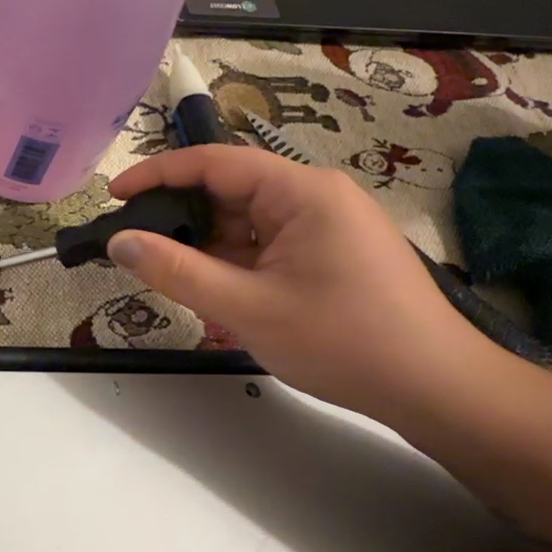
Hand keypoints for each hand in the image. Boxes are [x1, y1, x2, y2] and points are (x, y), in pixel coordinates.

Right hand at [106, 145, 496, 417]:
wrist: (436, 388)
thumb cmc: (342, 340)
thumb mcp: (246, 308)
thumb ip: (176, 271)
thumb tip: (120, 242)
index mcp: (301, 191)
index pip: (214, 162)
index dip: (157, 173)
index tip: (114, 195)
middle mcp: (317, 195)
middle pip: (231, 189)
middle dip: (182, 214)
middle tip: (137, 245)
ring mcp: (329, 224)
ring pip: (248, 220)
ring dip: (209, 243)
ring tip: (173, 274)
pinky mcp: (335, 252)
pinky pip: (269, 242)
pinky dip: (236, 260)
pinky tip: (217, 288)